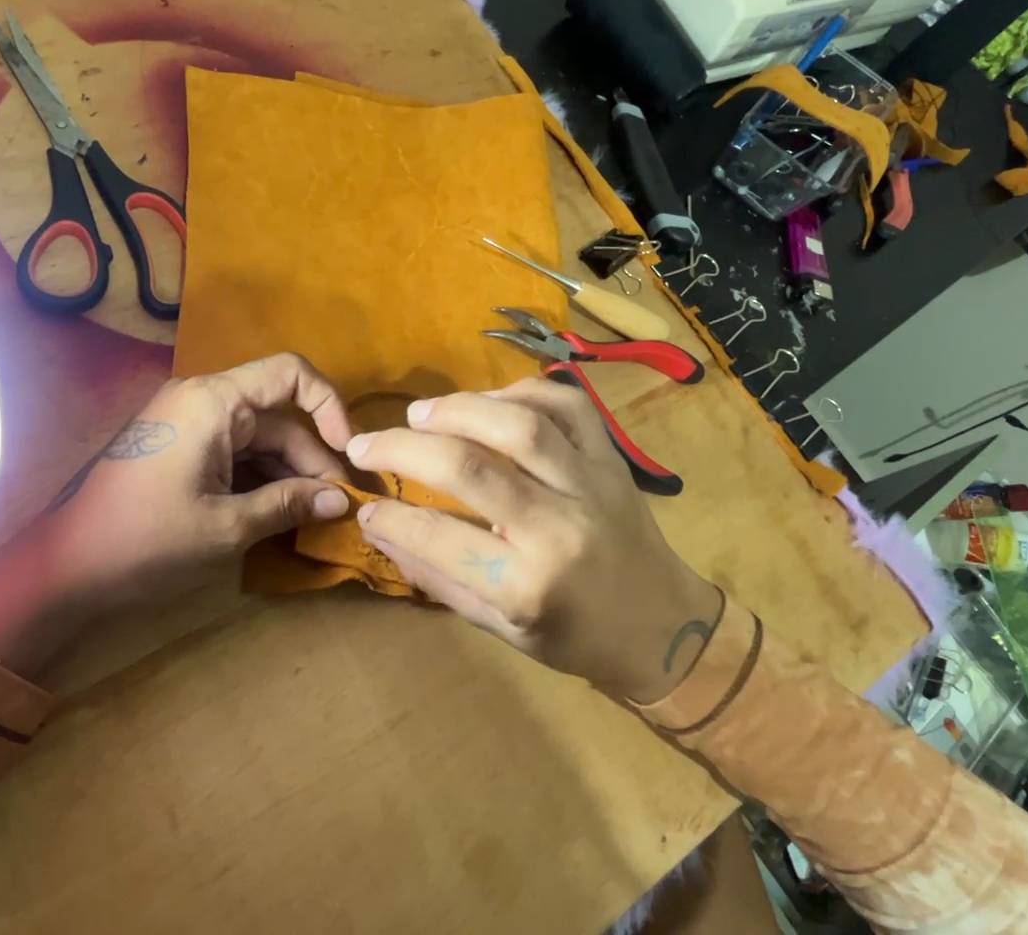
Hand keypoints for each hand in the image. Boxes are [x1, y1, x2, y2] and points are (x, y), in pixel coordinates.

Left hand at [47, 352, 356, 606]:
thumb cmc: (147, 540)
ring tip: (318, 516)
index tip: (348, 454)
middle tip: (341, 507)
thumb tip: (340, 501)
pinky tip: (283, 513)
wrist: (67, 566)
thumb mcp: (226, 527)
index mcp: (213, 402)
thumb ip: (288, 505)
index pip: (290, 374)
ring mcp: (190, 426)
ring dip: (289, 475)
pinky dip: (261, 480)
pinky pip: (235, 455)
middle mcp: (203, 402)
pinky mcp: (181, 450)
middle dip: (313, 459)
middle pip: (278, 417)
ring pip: (260, 440)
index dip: (329, 406)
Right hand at [347, 378, 722, 704]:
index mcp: (527, 584)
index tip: (364, 504)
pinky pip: (567, 404)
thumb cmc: (573, 636)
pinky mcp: (611, 459)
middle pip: (470, 467)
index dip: (390, 516)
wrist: (664, 626)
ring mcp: (591, 485)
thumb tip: (379, 527)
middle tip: (365, 443)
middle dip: (404, 448)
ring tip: (418, 413)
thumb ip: (437, 576)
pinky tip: (487, 401)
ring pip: (518, 424)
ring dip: (457, 409)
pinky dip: (520, 391)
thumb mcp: (499, 627)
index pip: (439, 537)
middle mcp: (558, 528)